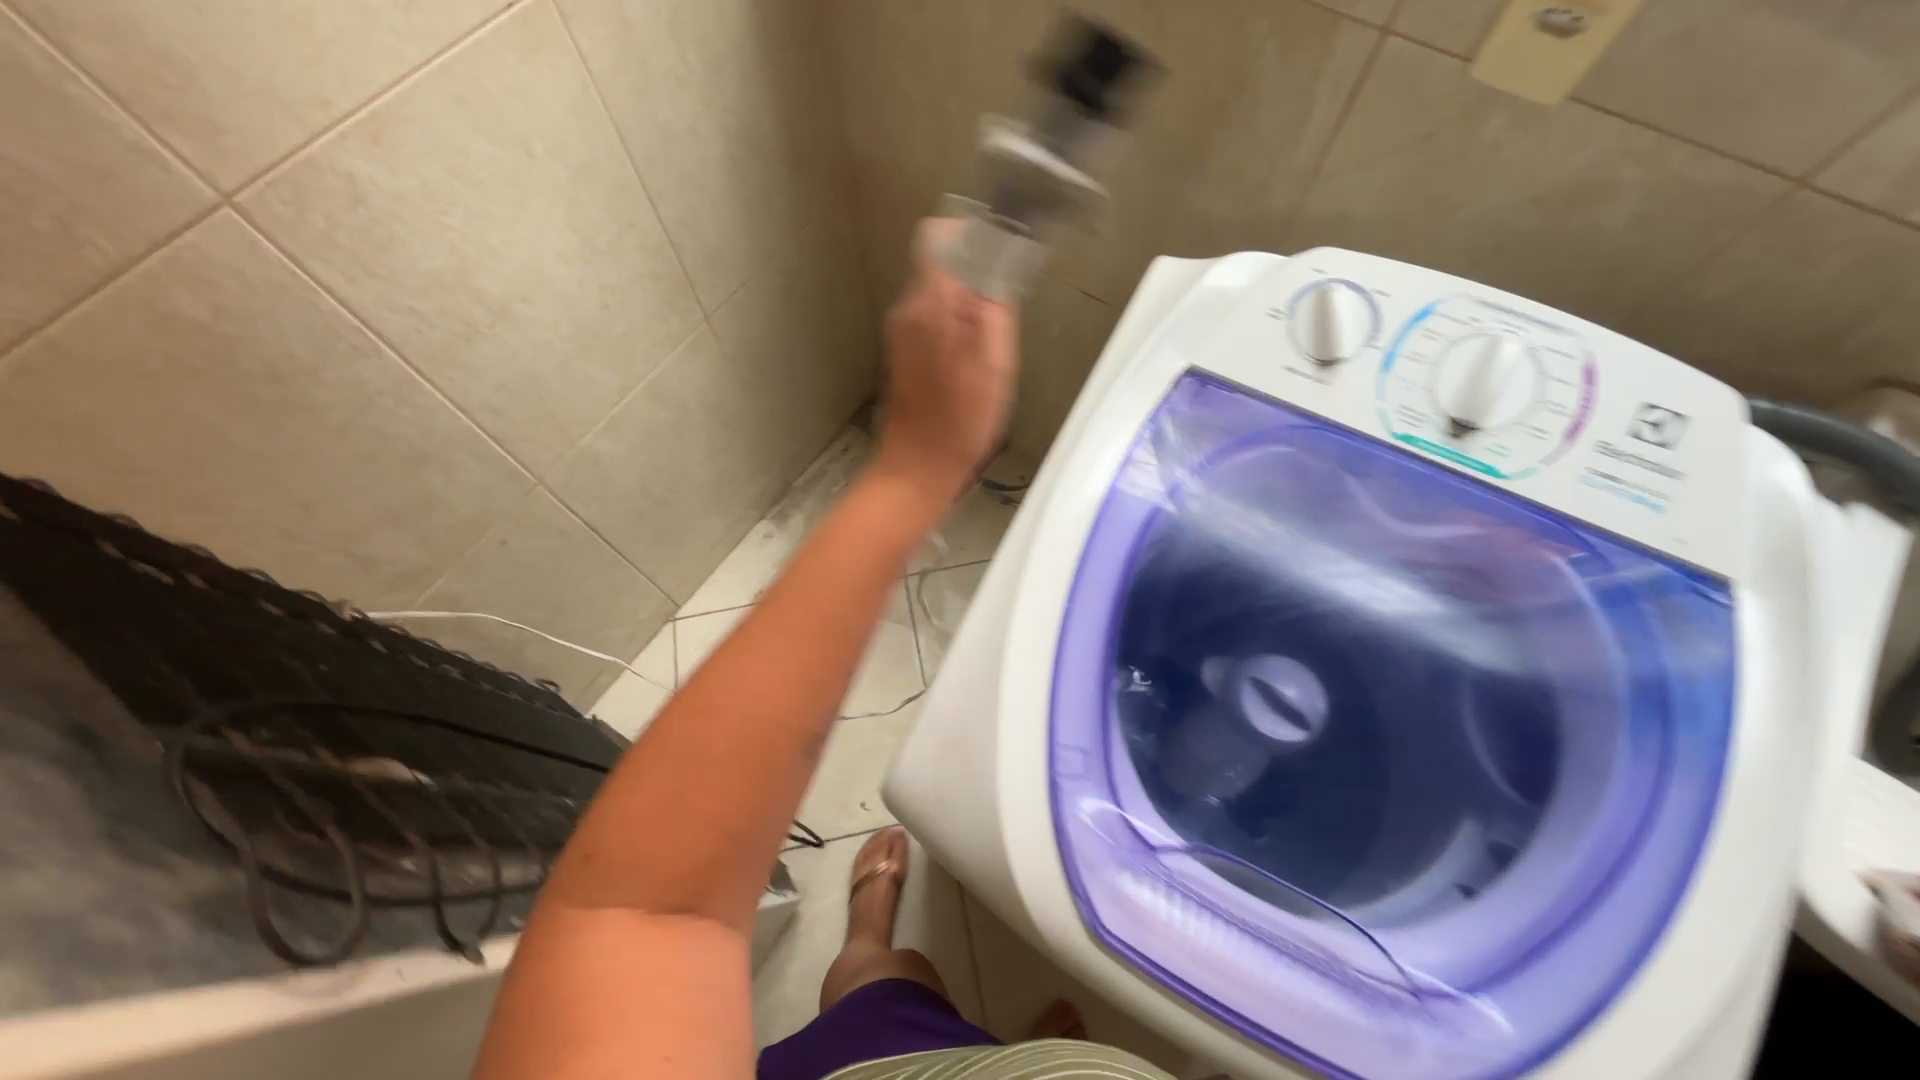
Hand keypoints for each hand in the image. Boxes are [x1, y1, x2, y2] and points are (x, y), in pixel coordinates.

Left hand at [872, 219, 1019, 504]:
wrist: (918, 468)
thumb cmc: (962, 419)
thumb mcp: (994, 360)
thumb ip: (992, 305)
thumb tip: (996, 261)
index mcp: (930, 303)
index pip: (939, 237)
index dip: (972, 237)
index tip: (1000, 256)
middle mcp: (908, 310)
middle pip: (944, 267)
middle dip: (977, 280)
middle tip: (1004, 317)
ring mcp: (901, 333)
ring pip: (941, 296)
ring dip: (969, 309)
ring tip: (992, 348)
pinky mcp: (903, 355)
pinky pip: (934, 323)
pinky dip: (956, 331)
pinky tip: (973, 366)